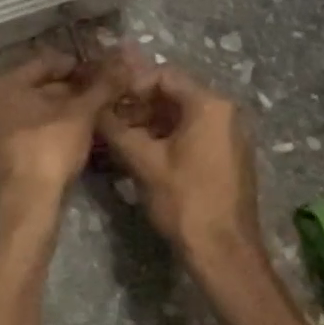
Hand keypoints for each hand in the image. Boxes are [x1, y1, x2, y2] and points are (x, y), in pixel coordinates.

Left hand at [0, 50, 123, 213]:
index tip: (106, 74)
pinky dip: (52, 129)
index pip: (47, 62)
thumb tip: (125, 61)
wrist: (25, 203)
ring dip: (64, 111)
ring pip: (35, 111)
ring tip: (96, 116)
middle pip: (39, 87)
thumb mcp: (81, 113)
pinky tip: (76, 136)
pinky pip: (29, 131)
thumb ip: (102, 86)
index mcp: (2, 83)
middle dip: (73, 90)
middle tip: (104, 95)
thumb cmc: (49, 148)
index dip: (80, 66)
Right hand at [98, 64, 263, 261]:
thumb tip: (94, 109)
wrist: (224, 250)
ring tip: (117, 140)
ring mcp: (229, 134)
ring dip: (148, 123)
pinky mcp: (226, 155)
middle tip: (107, 121)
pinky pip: (192, 134)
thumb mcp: (143, 161)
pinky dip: (165, 138)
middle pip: (173, 94)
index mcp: (209, 105)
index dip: (130, 84)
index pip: (163, 74)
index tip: (105, 101)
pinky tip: (140, 156)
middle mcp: (225, 111)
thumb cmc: (185, 200)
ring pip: (181, 116)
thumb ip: (116, 128)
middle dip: (137, 105)